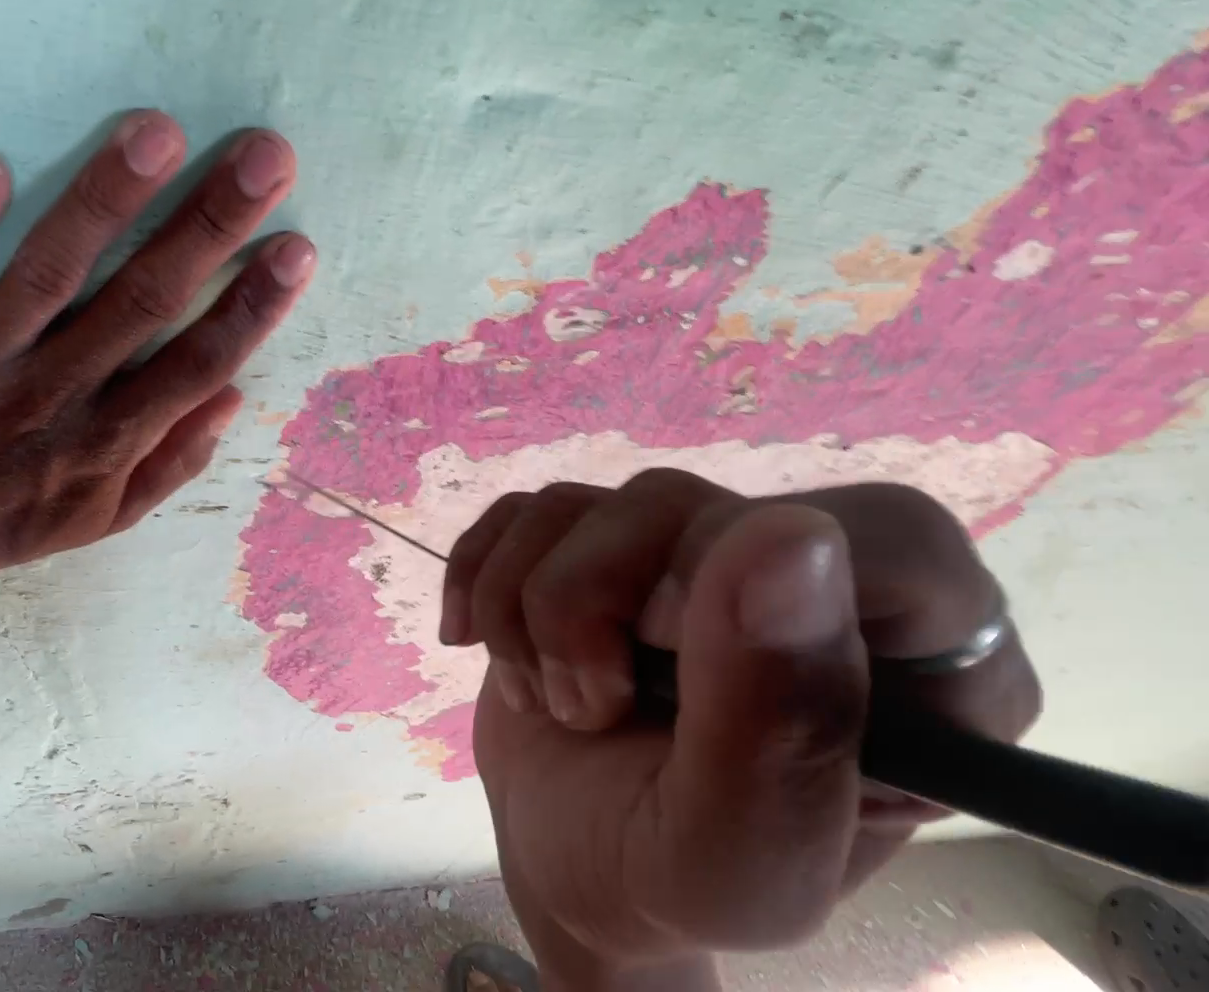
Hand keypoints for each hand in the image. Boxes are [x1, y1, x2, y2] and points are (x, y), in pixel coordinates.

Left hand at [0, 111, 312, 575]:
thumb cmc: (15, 522)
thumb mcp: (110, 517)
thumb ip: (175, 462)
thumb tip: (234, 395)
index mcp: (110, 438)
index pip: (197, 363)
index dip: (252, 307)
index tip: (297, 247)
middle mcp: (53, 392)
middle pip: (142, 301)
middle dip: (208, 226)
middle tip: (265, 155)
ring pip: (47, 275)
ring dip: (103, 203)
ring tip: (156, 133)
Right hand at [446, 470, 1040, 978]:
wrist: (561, 859)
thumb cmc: (661, 882)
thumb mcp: (735, 852)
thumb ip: (777, 720)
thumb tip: (789, 535)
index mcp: (910, 662)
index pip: (887, 539)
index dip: (754, 581)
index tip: (663, 660)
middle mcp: (801, 580)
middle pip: (690, 506)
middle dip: (592, 612)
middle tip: (583, 708)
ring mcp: (684, 551)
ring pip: (587, 505)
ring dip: (525, 610)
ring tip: (545, 696)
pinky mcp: (592, 542)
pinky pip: (521, 508)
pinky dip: (476, 574)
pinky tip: (477, 639)